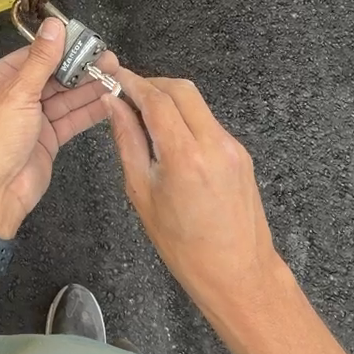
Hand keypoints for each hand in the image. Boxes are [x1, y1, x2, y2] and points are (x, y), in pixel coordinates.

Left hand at [0, 18, 116, 237]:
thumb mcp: (18, 94)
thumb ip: (41, 61)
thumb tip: (54, 26)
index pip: (34, 55)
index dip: (60, 46)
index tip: (86, 37)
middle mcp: (15, 94)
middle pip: (52, 75)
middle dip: (79, 67)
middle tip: (109, 57)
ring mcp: (32, 117)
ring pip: (64, 96)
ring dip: (88, 87)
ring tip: (115, 74)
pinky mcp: (48, 137)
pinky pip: (70, 118)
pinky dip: (89, 110)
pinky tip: (108, 101)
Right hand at [103, 67, 280, 300]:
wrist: (240, 276)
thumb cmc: (184, 246)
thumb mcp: (141, 193)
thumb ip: (127, 141)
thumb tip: (112, 104)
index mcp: (186, 157)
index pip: (156, 99)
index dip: (131, 82)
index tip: (114, 76)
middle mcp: (214, 144)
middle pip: (181, 89)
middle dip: (151, 84)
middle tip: (128, 94)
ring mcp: (232, 147)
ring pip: (196, 101)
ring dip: (169, 98)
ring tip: (145, 117)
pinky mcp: (240, 153)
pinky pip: (207, 121)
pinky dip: (185, 117)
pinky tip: (170, 137)